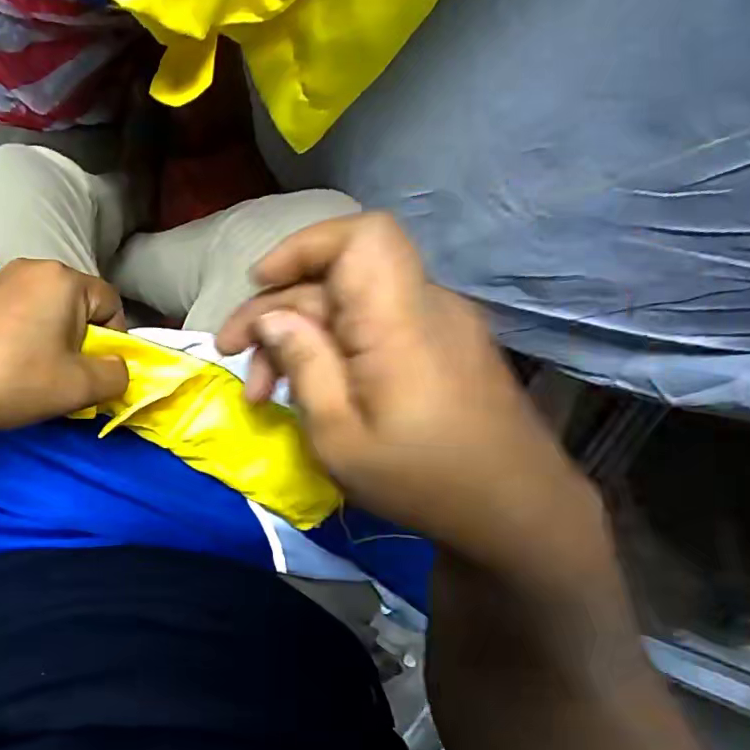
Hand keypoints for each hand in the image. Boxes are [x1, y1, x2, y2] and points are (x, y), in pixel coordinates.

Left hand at [0, 259, 130, 440]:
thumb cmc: (13, 382)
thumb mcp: (79, 387)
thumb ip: (117, 375)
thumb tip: (119, 368)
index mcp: (63, 278)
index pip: (111, 303)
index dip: (113, 342)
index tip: (95, 374)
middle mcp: (30, 267)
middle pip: (76, 305)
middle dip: (79, 342)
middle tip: (62, 379)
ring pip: (44, 311)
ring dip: (50, 342)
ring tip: (30, 376)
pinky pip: (15, 315)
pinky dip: (21, 339)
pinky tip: (3, 367)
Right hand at [214, 213, 597, 573]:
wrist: (516, 511)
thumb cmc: (420, 480)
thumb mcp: (339, 436)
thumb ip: (304, 366)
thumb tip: (271, 318)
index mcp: (400, 324)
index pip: (361, 238)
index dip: (304, 246)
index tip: (258, 285)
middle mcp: (423, 308)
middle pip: (335, 277)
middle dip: (273, 311)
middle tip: (233, 359)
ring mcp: (436, 324)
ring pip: (347, 303)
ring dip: (295, 335)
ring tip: (261, 390)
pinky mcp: (438, 345)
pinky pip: (371, 324)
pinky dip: (328, 344)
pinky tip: (305, 385)